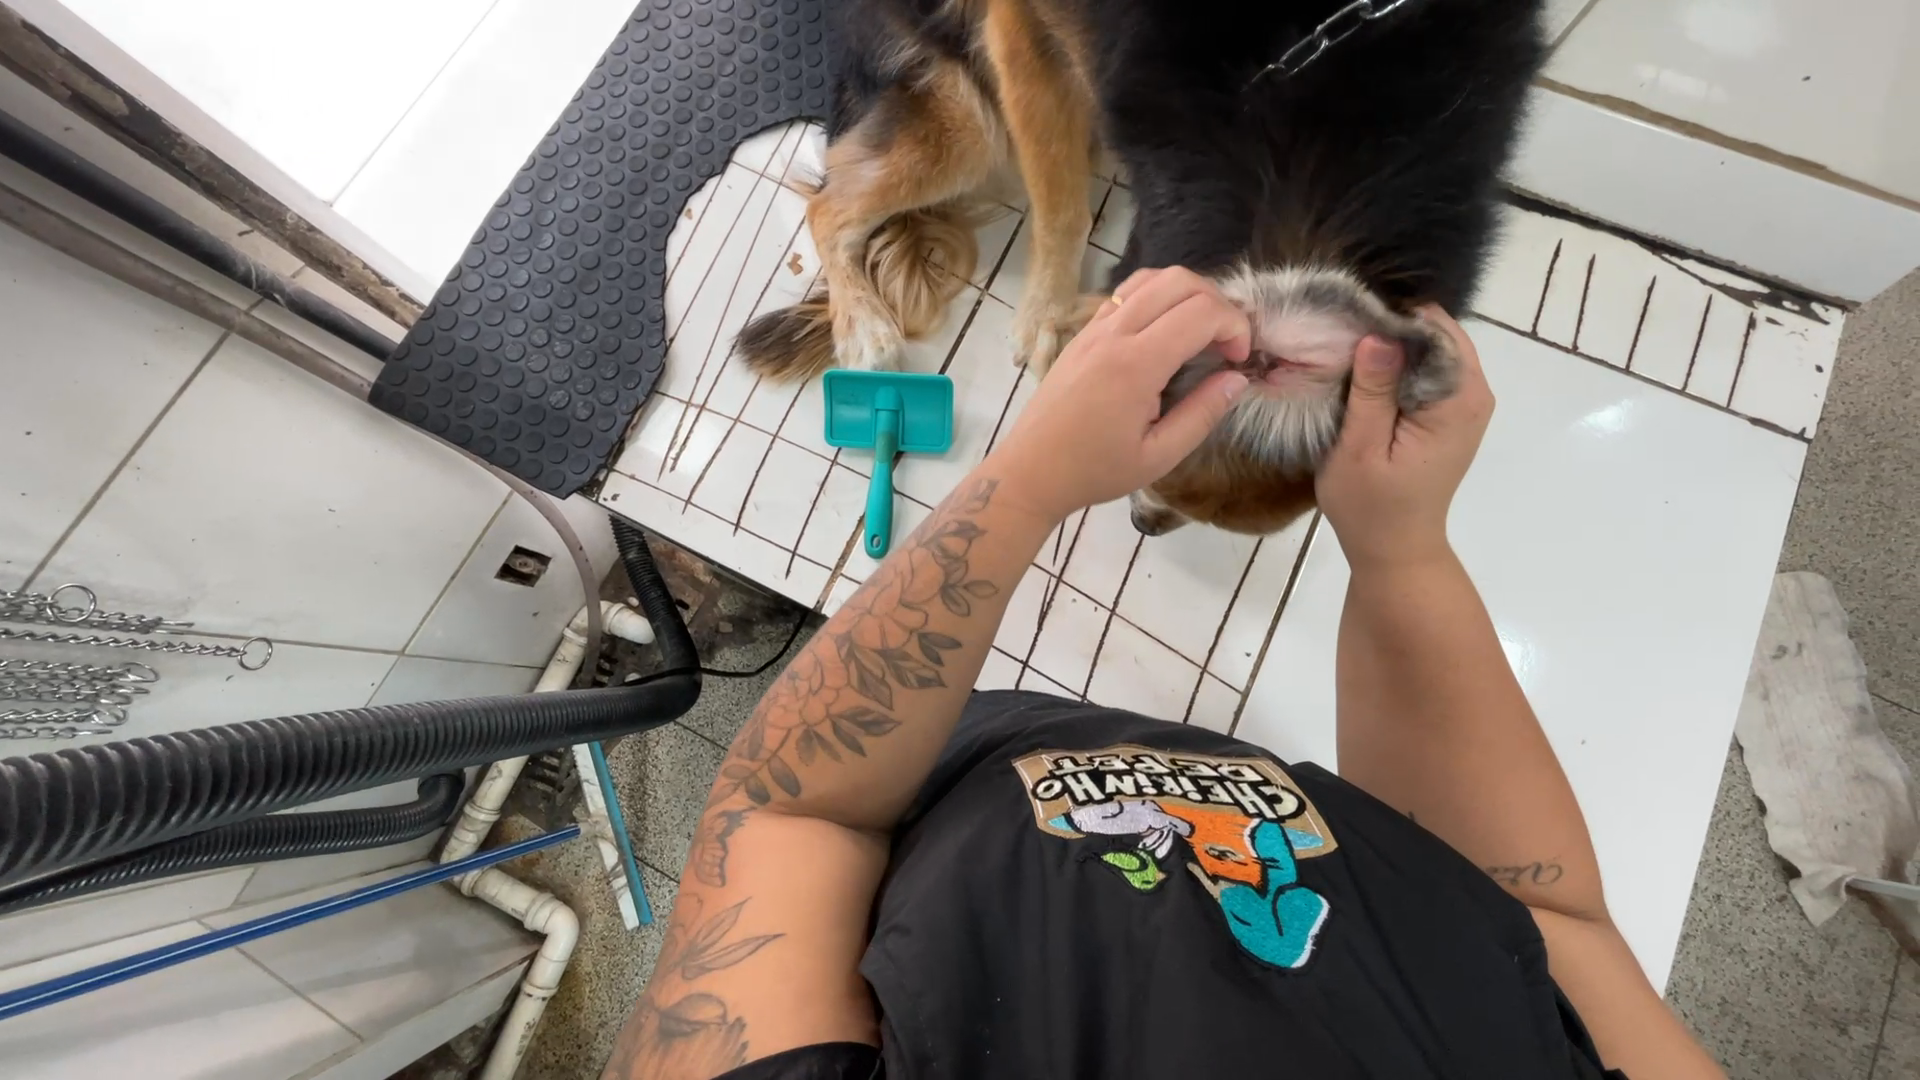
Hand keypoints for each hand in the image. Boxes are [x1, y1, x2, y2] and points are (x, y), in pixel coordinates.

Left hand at [985, 267, 1253, 523]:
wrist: (1030, 471)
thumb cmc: (1094, 472)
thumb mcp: (1158, 457)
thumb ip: (1202, 414)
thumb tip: (1237, 379)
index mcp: (1135, 365)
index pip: (1202, 313)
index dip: (1235, 327)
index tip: (1239, 360)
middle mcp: (1113, 335)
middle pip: (1180, 281)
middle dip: (1218, 303)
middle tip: (1225, 343)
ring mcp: (1093, 330)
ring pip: (1150, 278)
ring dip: (1186, 293)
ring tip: (1198, 331)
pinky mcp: (1081, 335)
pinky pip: (1124, 295)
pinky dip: (1155, 297)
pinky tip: (1162, 332)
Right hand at [1315, 307, 1492, 571]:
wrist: (1392, 548)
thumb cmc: (1370, 505)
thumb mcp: (1360, 448)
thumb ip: (1372, 391)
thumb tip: (1377, 334)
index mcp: (1457, 399)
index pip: (1433, 329)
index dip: (1388, 318)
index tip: (1343, 322)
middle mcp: (1473, 393)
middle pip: (1435, 334)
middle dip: (1389, 329)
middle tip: (1337, 336)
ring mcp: (1463, 404)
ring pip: (1429, 351)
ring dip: (1390, 348)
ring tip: (1344, 353)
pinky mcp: (1448, 415)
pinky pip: (1425, 372)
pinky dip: (1395, 367)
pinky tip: (1361, 377)